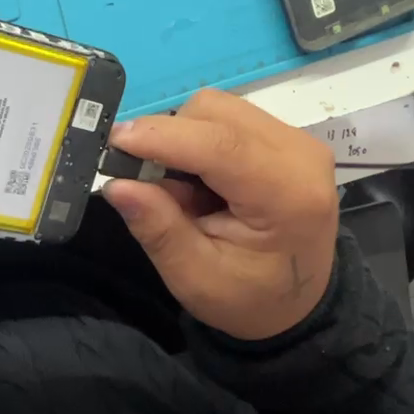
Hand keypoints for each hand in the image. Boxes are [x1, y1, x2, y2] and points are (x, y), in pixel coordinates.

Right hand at [101, 90, 339, 341]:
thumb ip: (158, 229)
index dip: (162, 137)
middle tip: (142, 180)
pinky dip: (198, 141)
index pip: (220, 146)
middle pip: (215, 113)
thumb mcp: (194, 278)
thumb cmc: (246, 298)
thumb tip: (115, 185)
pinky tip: (198, 181)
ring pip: (218, 109)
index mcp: (287, 195)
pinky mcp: (287, 137)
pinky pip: (228, 118)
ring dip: (181, 139)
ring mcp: (297, 140)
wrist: (297, 305)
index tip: (113, 142)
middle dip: (167, 138)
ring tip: (177, 187)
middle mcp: (300, 154)